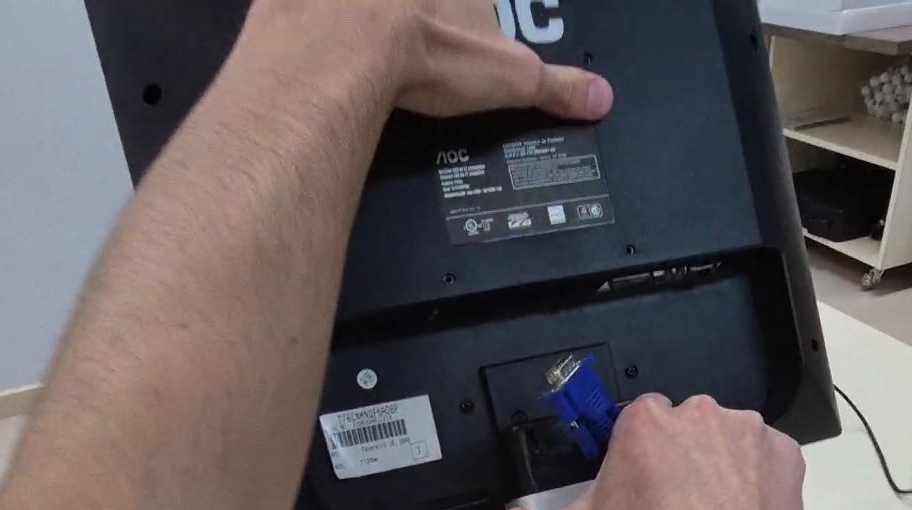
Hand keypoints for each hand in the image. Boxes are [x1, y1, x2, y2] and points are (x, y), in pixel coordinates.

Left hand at [243, 0, 613, 122]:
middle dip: (421, 13)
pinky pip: (315, 6)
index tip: (460, 34)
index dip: (475, 15)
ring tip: (383, 26)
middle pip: (421, 0)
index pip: (479, 0)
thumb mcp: (509, 78)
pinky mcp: (311, 1)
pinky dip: (318, 14)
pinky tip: (321, 21)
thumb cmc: (429, 53)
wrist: (345, 40)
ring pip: (378, 2)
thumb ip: (556, 87)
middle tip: (423, 32)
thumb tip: (600, 97)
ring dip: (376, 12)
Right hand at [495, 396, 843, 509]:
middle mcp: (699, 415)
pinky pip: (760, 461)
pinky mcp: (785, 457)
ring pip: (720, 444)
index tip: (631, 497)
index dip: (629, 463)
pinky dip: (752, 484)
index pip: (631, 426)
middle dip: (671, 464)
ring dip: (712, 471)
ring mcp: (747, 433)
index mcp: (646, 425)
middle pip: (677, 432)